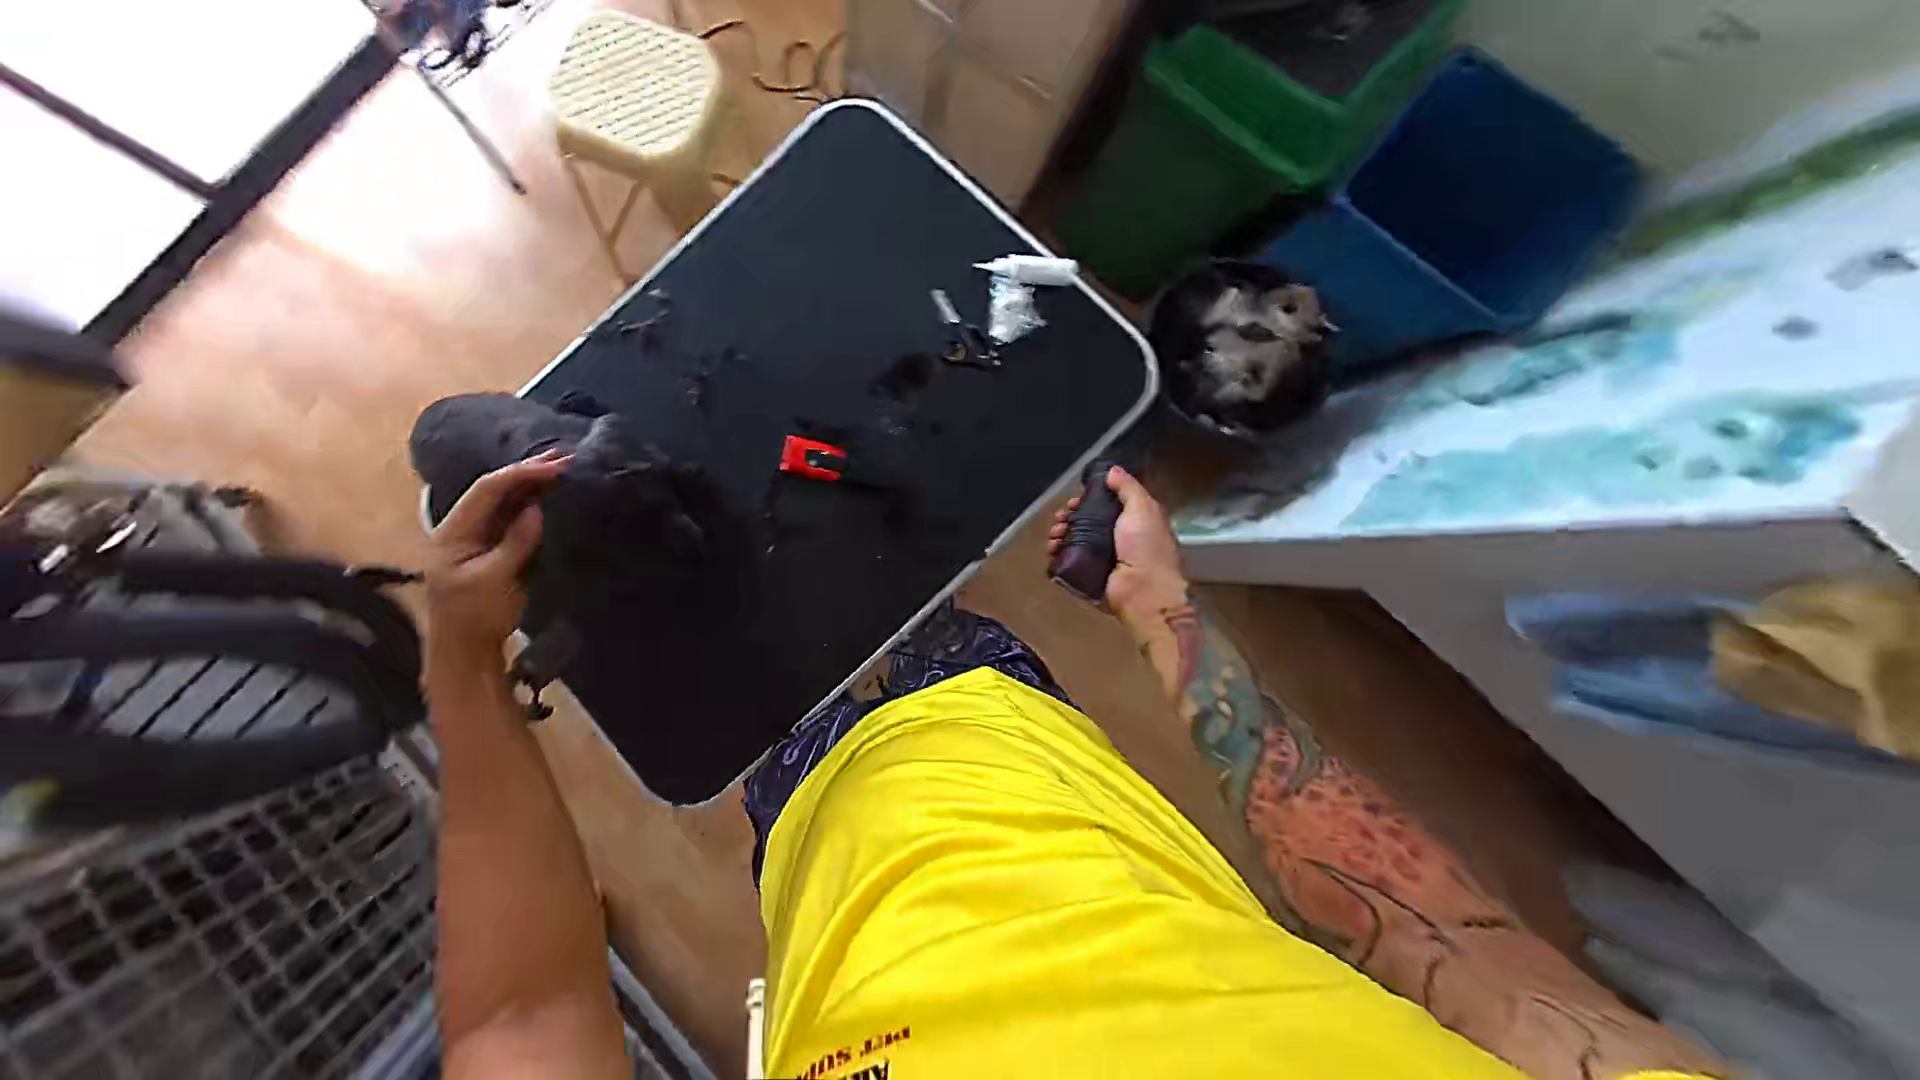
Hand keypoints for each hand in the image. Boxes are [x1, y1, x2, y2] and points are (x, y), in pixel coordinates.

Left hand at [425, 450, 569, 662]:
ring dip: (536, 484)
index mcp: (455, 531)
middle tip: (566, 457)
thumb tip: (536, 509)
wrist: (467, 649)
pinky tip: (557, 495)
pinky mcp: (499, 547)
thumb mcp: (495, 579)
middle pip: (497, 489)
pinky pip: (518, 517)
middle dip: (530, 471)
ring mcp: (482, 536)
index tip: (557, 467)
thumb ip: (515, 543)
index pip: (488, 490)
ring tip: (566, 469)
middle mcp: (466, 527)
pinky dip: (538, 503)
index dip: (521, 474)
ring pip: (509, 501)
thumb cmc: (475, 616)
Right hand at [1048, 465, 1188, 630]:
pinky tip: (1051, 550)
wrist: (1143, 592)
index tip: (1074, 501)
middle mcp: (1119, 539)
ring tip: (1054, 535)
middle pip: (1087, 522)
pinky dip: (1058, 554)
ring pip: (1076, 541)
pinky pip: (1071, 562)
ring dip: (1061, 534)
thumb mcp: (1143, 509)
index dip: (1088, 501)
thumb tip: (1112, 470)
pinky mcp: (1091, 576)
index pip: (1106, 505)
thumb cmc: (1146, 547)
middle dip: (1070, 517)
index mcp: (1135, 522)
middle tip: (1059, 519)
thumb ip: (1128, 488)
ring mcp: (1104, 559)